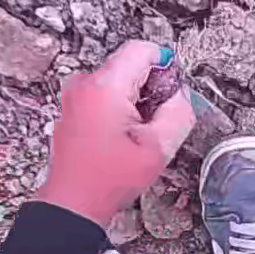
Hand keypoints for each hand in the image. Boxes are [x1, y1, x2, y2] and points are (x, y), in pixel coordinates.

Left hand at [36, 40, 194, 226]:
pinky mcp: (74, 108)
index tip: (170, 95)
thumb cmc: (109, 179)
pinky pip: (106, 96)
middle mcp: (85, 84)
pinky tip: (123, 138)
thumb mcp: (159, 147)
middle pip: (132, 65)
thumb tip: (181, 93)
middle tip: (155, 124)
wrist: (73, 203)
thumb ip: (179, 111)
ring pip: (120, 82)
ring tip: (137, 135)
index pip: (143, 50)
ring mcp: (76, 96)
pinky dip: (121, 111)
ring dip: (137, 103)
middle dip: (152, 90)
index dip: (166, 68)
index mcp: (106, 87)